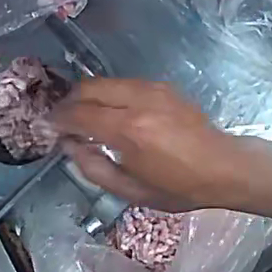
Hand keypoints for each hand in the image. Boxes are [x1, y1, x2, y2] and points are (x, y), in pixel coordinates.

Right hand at [52, 78, 259, 211]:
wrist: (225, 167)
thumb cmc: (180, 187)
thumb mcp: (131, 190)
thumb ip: (93, 167)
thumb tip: (69, 146)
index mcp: (129, 130)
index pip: (78, 113)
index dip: (57, 119)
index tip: (46, 127)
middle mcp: (141, 102)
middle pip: (89, 87)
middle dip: (70, 101)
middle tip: (62, 119)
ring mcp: (156, 90)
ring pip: (108, 81)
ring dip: (90, 95)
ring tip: (85, 116)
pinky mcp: (167, 88)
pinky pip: (128, 83)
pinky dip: (112, 93)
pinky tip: (112, 111)